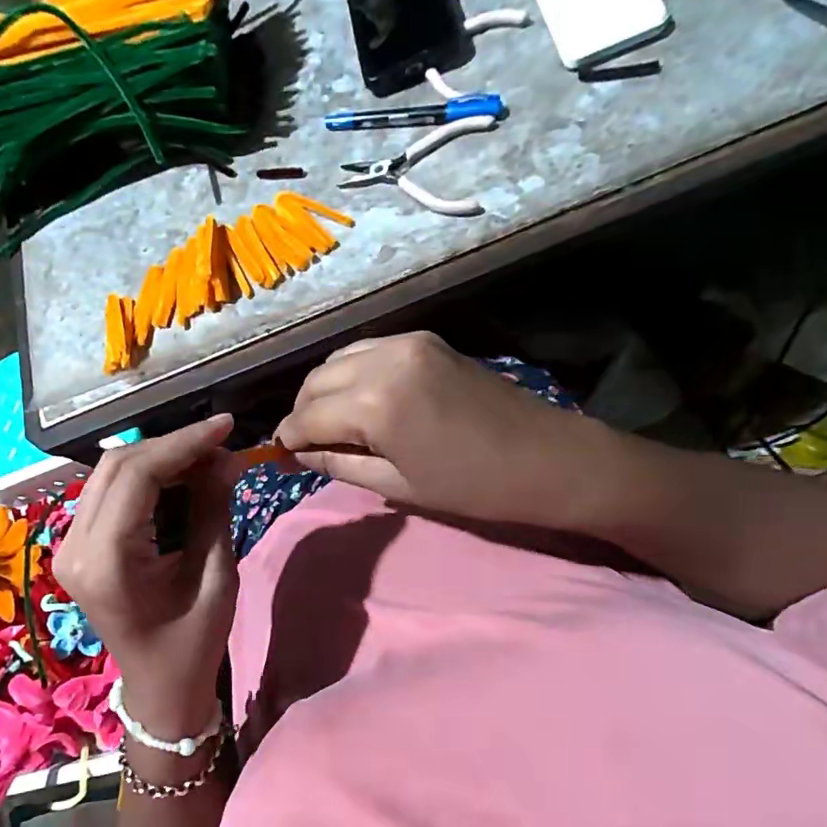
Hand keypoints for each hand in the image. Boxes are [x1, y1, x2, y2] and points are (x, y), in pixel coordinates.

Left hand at [52, 415, 236, 734]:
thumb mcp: (214, 576)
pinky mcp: (78, 548)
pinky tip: (181, 478)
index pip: (138, 474)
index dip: (184, 442)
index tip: (225, 425)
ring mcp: (69, 546)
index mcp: (106, 559)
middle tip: (220, 443)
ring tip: (207, 458)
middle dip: (172, 446)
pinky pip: (110, 493)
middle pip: (117, 465)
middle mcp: (75, 546)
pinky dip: (147, 478)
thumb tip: (225, 457)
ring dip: (160, 459)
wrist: (160, 688)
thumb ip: (213, 510)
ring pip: (111, 474)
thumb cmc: (193, 643)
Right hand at [273, 333, 600, 525]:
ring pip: (339, 359)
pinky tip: (361, 400)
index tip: (281, 455)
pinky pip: (369, 350)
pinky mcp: (425, 338)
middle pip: (317, 380)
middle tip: (307, 444)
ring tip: (332, 423)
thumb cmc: (473, 487)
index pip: (307, 415)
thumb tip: (297, 453)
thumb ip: (340, 463)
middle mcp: (384, 359)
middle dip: (303, 412)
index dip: (289, 438)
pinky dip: (353, 372)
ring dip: (325, 390)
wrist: (546, 458)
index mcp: (375, 404)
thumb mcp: (399, 484)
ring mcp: (407, 342)